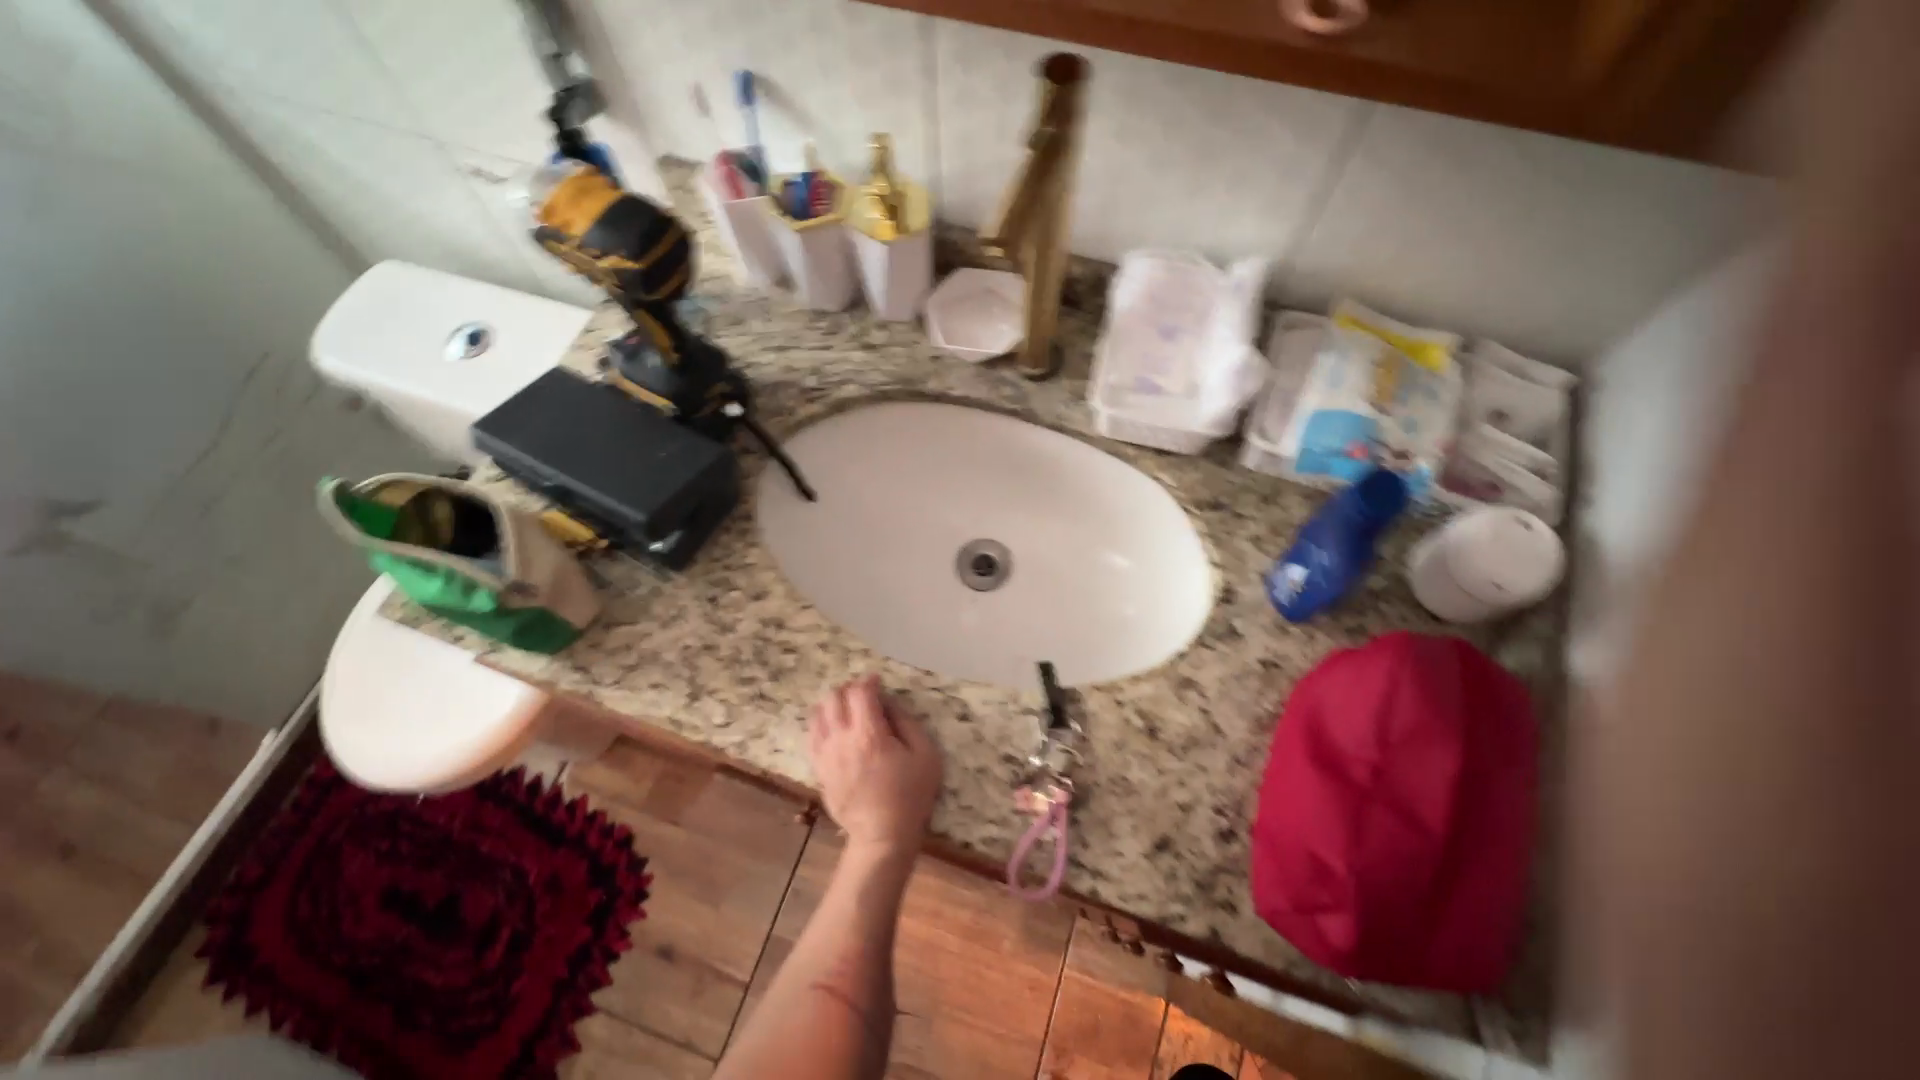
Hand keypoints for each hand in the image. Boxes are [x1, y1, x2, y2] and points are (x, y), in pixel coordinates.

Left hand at [807, 675, 943, 856]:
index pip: (860, 692)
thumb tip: (889, 703)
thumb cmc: (910, 795)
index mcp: (869, 734)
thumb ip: (907, 722)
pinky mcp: (819, 769)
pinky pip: (811, 736)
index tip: (877, 682)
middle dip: (849, 689)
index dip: (868, 681)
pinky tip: (833, 728)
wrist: (882, 834)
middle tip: (863, 695)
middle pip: (834, 697)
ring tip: (847, 710)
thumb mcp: (926, 755)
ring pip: (818, 714)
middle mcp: (842, 739)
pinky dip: (821, 724)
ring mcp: (826, 755)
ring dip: (832, 704)